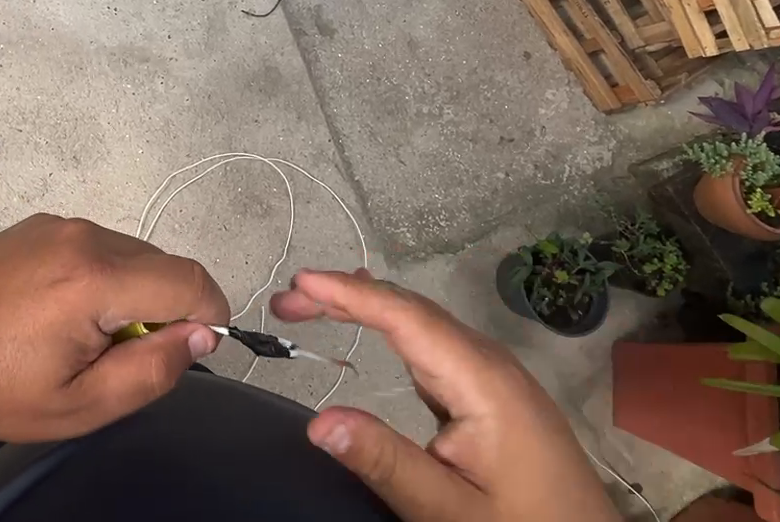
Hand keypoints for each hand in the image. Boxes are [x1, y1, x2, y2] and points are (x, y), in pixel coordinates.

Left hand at [0, 213, 229, 443]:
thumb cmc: (0, 390)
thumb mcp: (83, 404)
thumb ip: (153, 368)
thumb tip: (201, 333)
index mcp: (94, 278)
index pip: (189, 278)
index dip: (208, 314)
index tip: (190, 348)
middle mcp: (82, 235)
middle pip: (161, 263)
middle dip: (164, 308)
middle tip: (121, 353)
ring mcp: (58, 223)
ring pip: (131, 252)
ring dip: (131, 290)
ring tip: (86, 333)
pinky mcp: (40, 222)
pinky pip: (96, 243)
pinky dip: (101, 273)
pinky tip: (63, 308)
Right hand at [271, 269, 619, 521]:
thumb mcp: (454, 513)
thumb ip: (387, 463)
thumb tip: (316, 422)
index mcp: (482, 380)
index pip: (403, 316)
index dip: (348, 294)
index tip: (298, 282)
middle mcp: (487, 363)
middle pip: (409, 309)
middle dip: (346, 294)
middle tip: (286, 301)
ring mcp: (493, 375)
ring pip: (420, 320)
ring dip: (365, 306)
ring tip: (312, 302)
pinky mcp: (492, 392)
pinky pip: (432, 341)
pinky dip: (390, 324)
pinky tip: (374, 322)